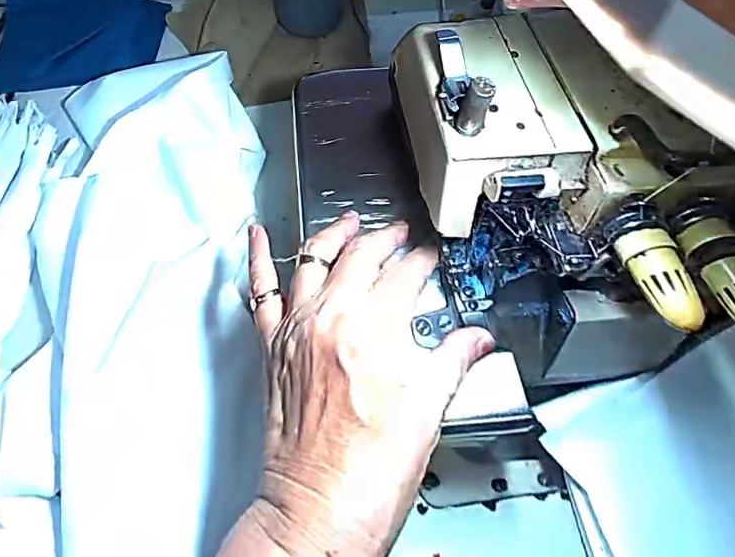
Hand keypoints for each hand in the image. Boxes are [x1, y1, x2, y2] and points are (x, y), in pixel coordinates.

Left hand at [221, 214, 495, 556]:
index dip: (422, 260)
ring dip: (334, 235)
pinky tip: (256, 236)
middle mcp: (331, 320)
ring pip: (312, 259)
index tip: (429, 256)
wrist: (317, 513)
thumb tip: (478, 341)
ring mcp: (297, 329)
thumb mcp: (426, 416)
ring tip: (349, 222)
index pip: (403, 276)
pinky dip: (256, 258)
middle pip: (360, 256)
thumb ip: (452, 363)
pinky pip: (260, 291)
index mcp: (373, 334)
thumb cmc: (369, 477)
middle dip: (385, 237)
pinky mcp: (273, 345)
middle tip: (399, 233)